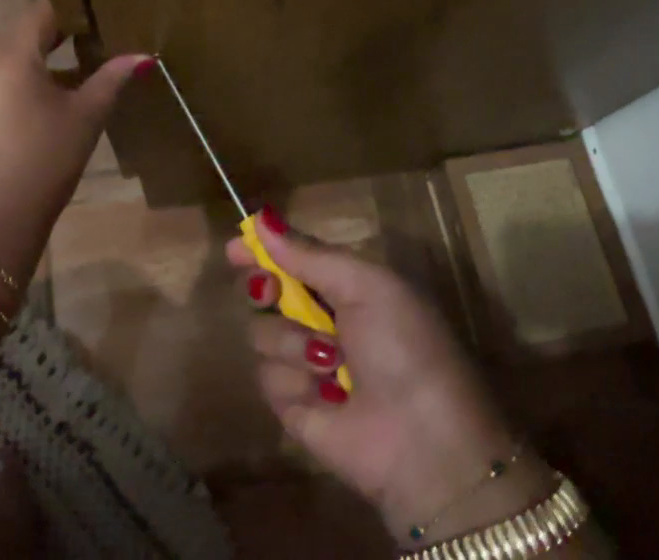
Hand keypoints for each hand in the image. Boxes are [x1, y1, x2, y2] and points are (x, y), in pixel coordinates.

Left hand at [0, 1, 147, 235]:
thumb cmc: (42, 165)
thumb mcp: (84, 120)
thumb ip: (110, 80)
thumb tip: (141, 57)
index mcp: (6, 53)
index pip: (42, 11)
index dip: (71, 13)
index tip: (96, 23)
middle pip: (15, 35)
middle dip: (48, 43)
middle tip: (83, 57)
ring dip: (21, 69)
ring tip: (53, 95)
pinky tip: (17, 122)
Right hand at [229, 214, 553, 543]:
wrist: (422, 438)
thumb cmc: (404, 347)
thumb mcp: (367, 285)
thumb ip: (310, 253)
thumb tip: (260, 218)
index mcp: (351, 287)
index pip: (295, 259)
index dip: (264, 250)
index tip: (236, 247)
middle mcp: (325, 321)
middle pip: (268, 292)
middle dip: (266, 288)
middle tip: (272, 292)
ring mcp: (306, 365)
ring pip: (262, 332)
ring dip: (294, 341)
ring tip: (334, 362)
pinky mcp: (293, 406)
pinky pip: (268, 376)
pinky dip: (296, 380)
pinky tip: (327, 395)